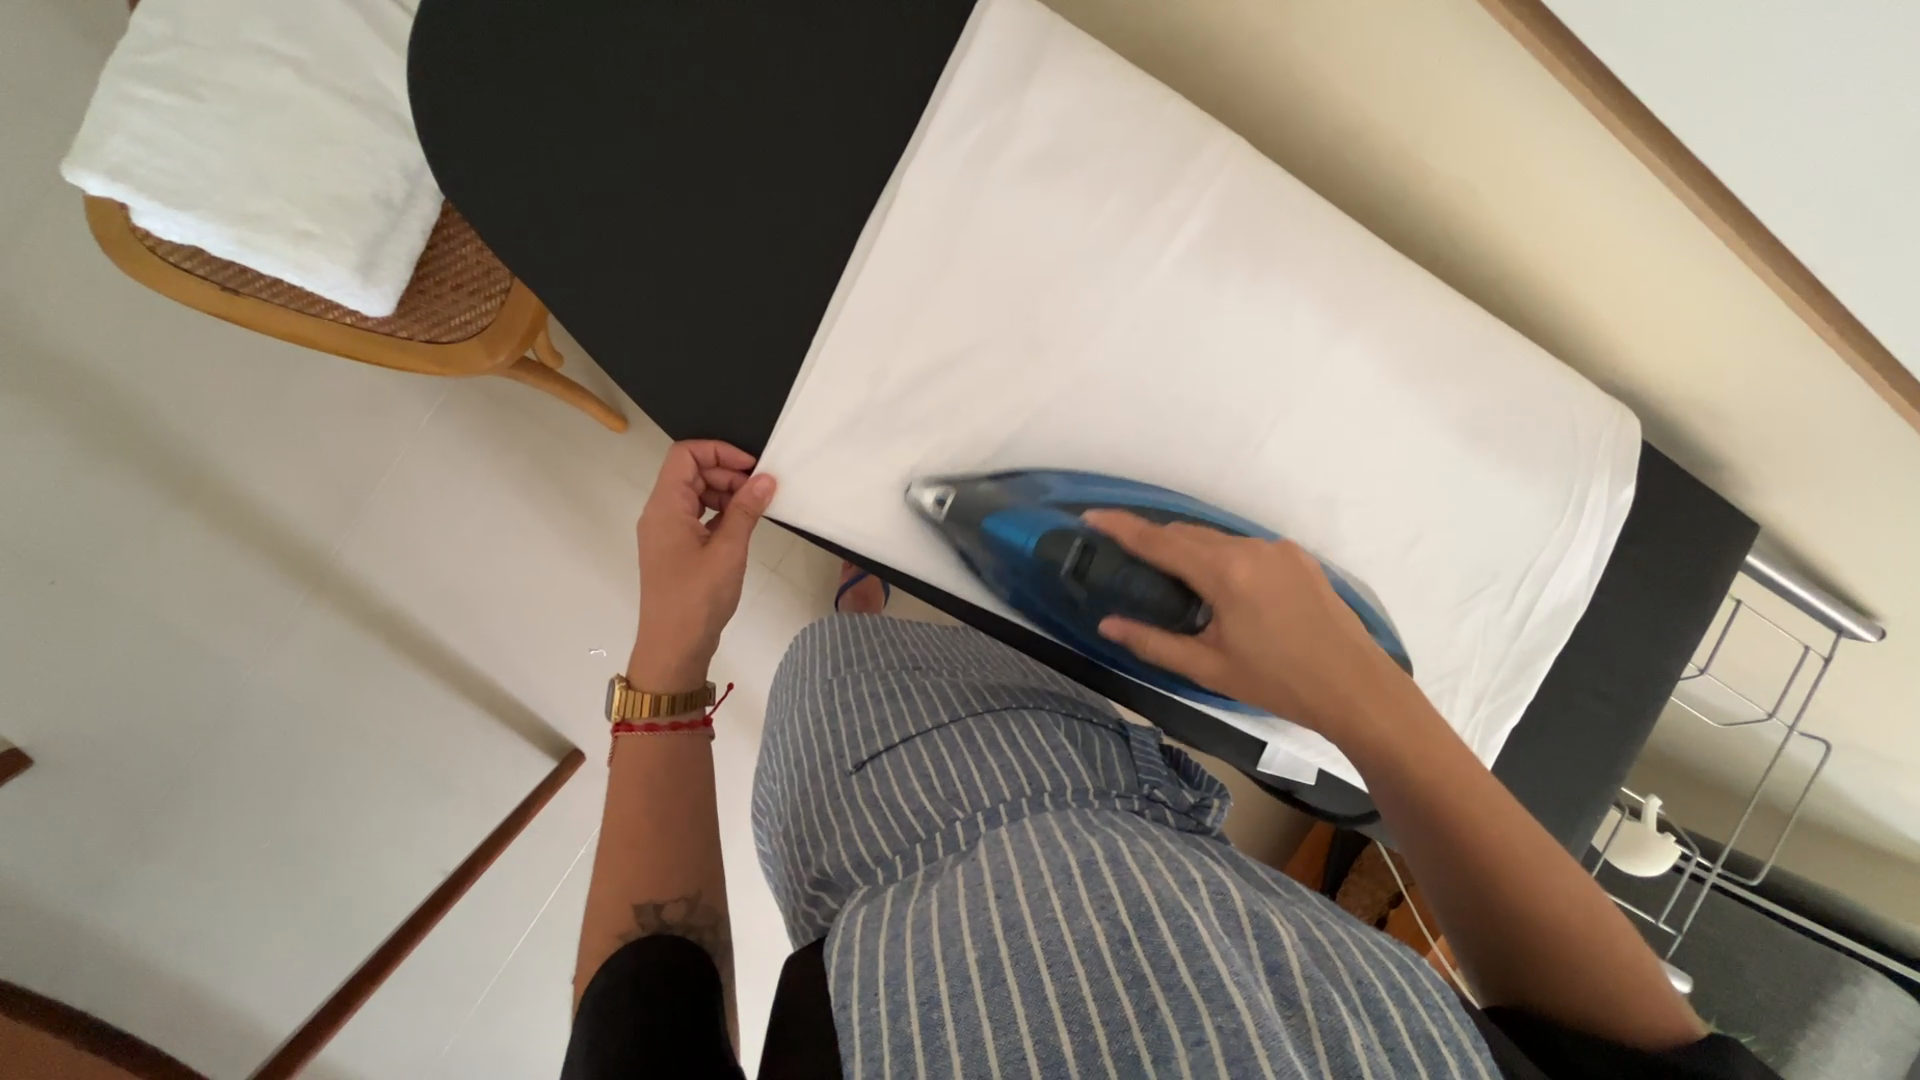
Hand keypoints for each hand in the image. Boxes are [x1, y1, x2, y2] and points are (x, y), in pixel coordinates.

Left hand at [628, 441, 776, 691]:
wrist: (673, 647)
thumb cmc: (697, 597)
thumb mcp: (728, 550)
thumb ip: (746, 510)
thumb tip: (765, 479)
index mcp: (665, 507)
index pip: (685, 455)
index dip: (719, 452)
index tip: (752, 467)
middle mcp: (661, 514)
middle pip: (691, 473)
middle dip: (727, 473)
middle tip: (760, 491)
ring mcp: (667, 533)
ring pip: (696, 495)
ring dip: (726, 494)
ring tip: (755, 509)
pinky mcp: (677, 550)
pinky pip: (698, 517)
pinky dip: (721, 514)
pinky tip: (743, 526)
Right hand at [1084, 510, 1414, 744]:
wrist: (1359, 689)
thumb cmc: (1279, 683)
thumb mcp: (1208, 668)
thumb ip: (1153, 642)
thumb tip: (1107, 624)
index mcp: (1225, 573)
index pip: (1159, 541)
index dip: (1121, 527)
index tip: (1090, 516)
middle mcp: (1250, 548)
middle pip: (1186, 534)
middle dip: (1152, 539)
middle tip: (1123, 554)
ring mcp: (1278, 550)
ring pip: (1216, 539)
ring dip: (1186, 549)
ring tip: (1166, 574)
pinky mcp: (1298, 558)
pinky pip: (1243, 547)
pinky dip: (1218, 556)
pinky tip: (1216, 585)